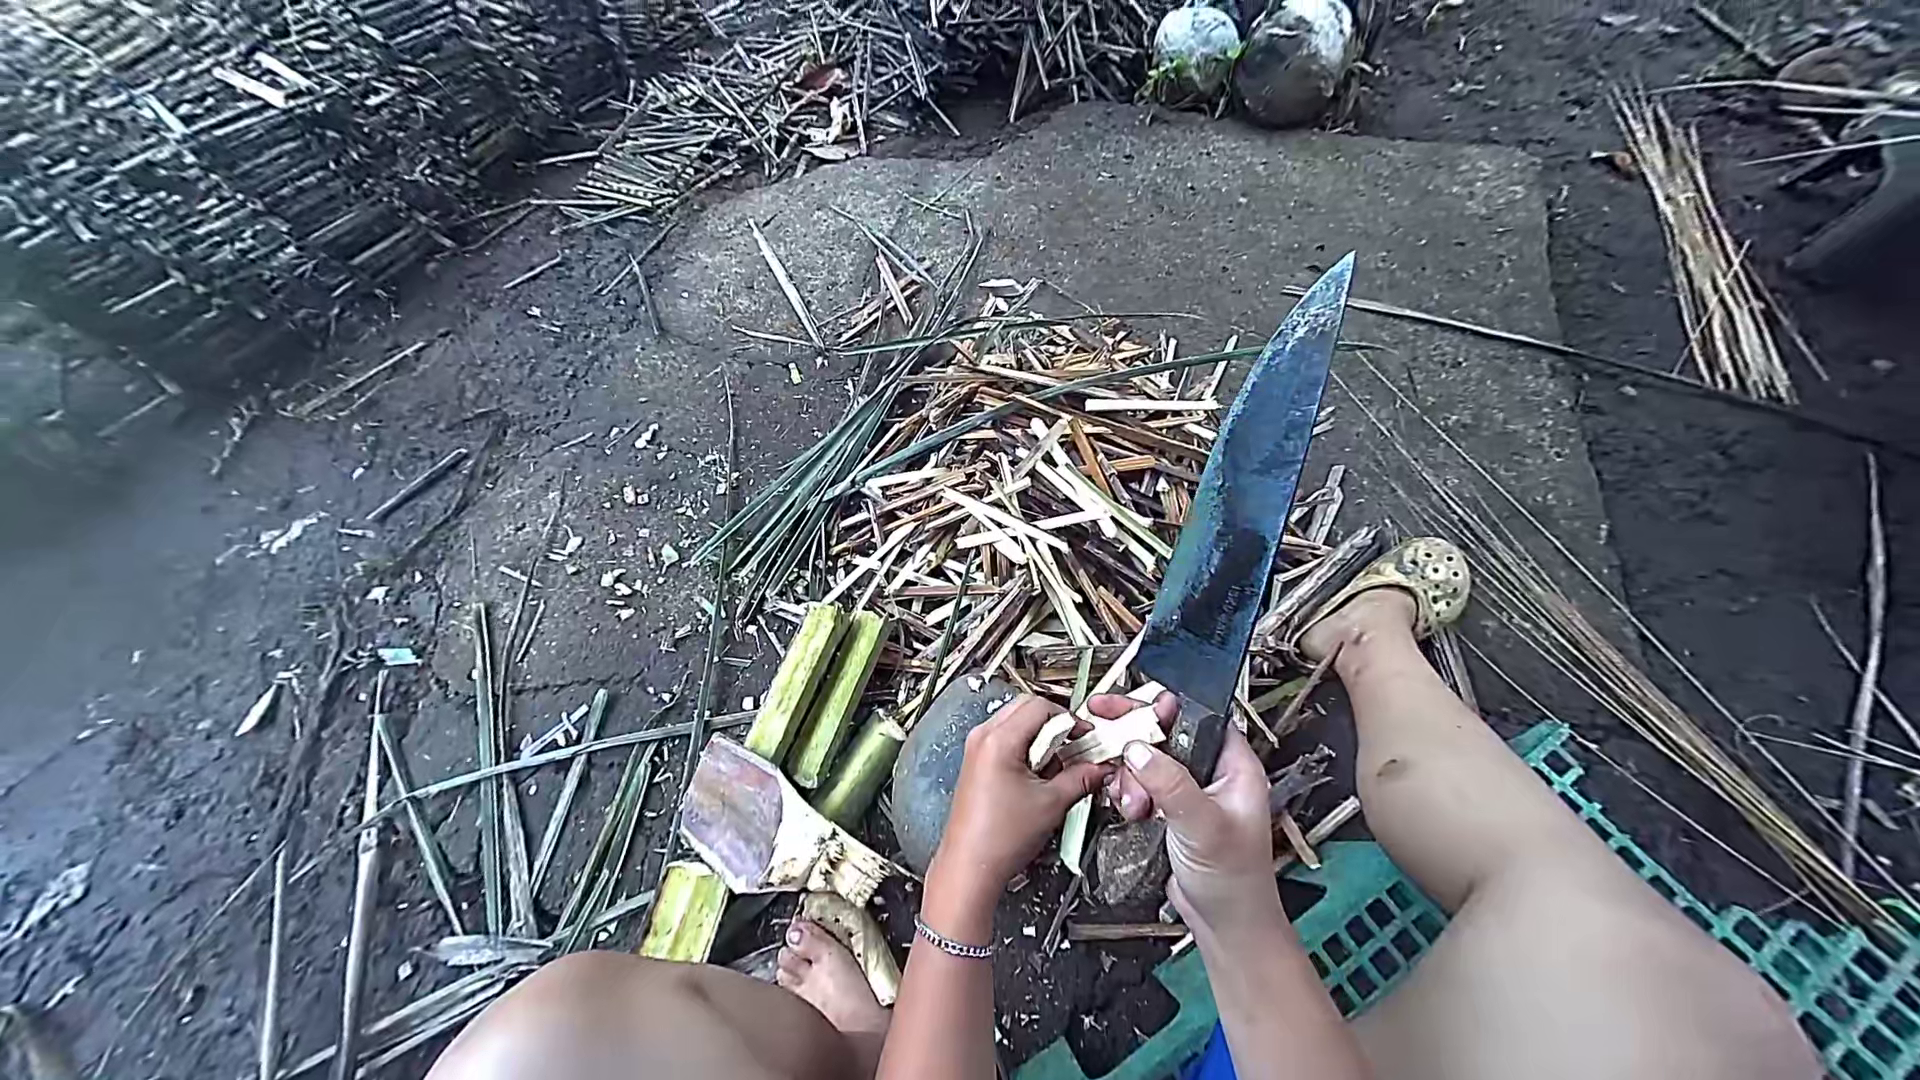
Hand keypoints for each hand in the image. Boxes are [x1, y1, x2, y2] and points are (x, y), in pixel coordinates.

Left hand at [931, 694, 1115, 894]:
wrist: (970, 867)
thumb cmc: (999, 839)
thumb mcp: (1052, 803)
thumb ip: (1081, 778)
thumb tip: (1099, 767)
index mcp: (998, 740)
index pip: (1040, 706)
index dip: (1069, 718)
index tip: (1085, 736)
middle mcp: (983, 737)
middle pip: (1027, 708)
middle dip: (1055, 725)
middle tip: (1074, 748)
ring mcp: (977, 748)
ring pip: (1016, 722)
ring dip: (1041, 737)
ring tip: (1056, 767)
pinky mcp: (977, 762)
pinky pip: (1006, 740)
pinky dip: (1027, 748)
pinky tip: (1039, 776)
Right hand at [1111, 704, 1280, 939]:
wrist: (1225, 925)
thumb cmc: (1234, 880)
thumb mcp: (1203, 826)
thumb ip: (1171, 784)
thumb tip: (1138, 748)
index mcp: (1233, 765)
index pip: (1197, 716)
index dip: (1164, 706)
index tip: (1130, 706)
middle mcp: (1210, 770)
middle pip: (1164, 731)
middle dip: (1133, 733)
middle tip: (1101, 719)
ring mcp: (1188, 788)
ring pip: (1146, 756)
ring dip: (1129, 771)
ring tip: (1132, 800)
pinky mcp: (1169, 805)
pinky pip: (1139, 780)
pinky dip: (1127, 789)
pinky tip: (1129, 806)